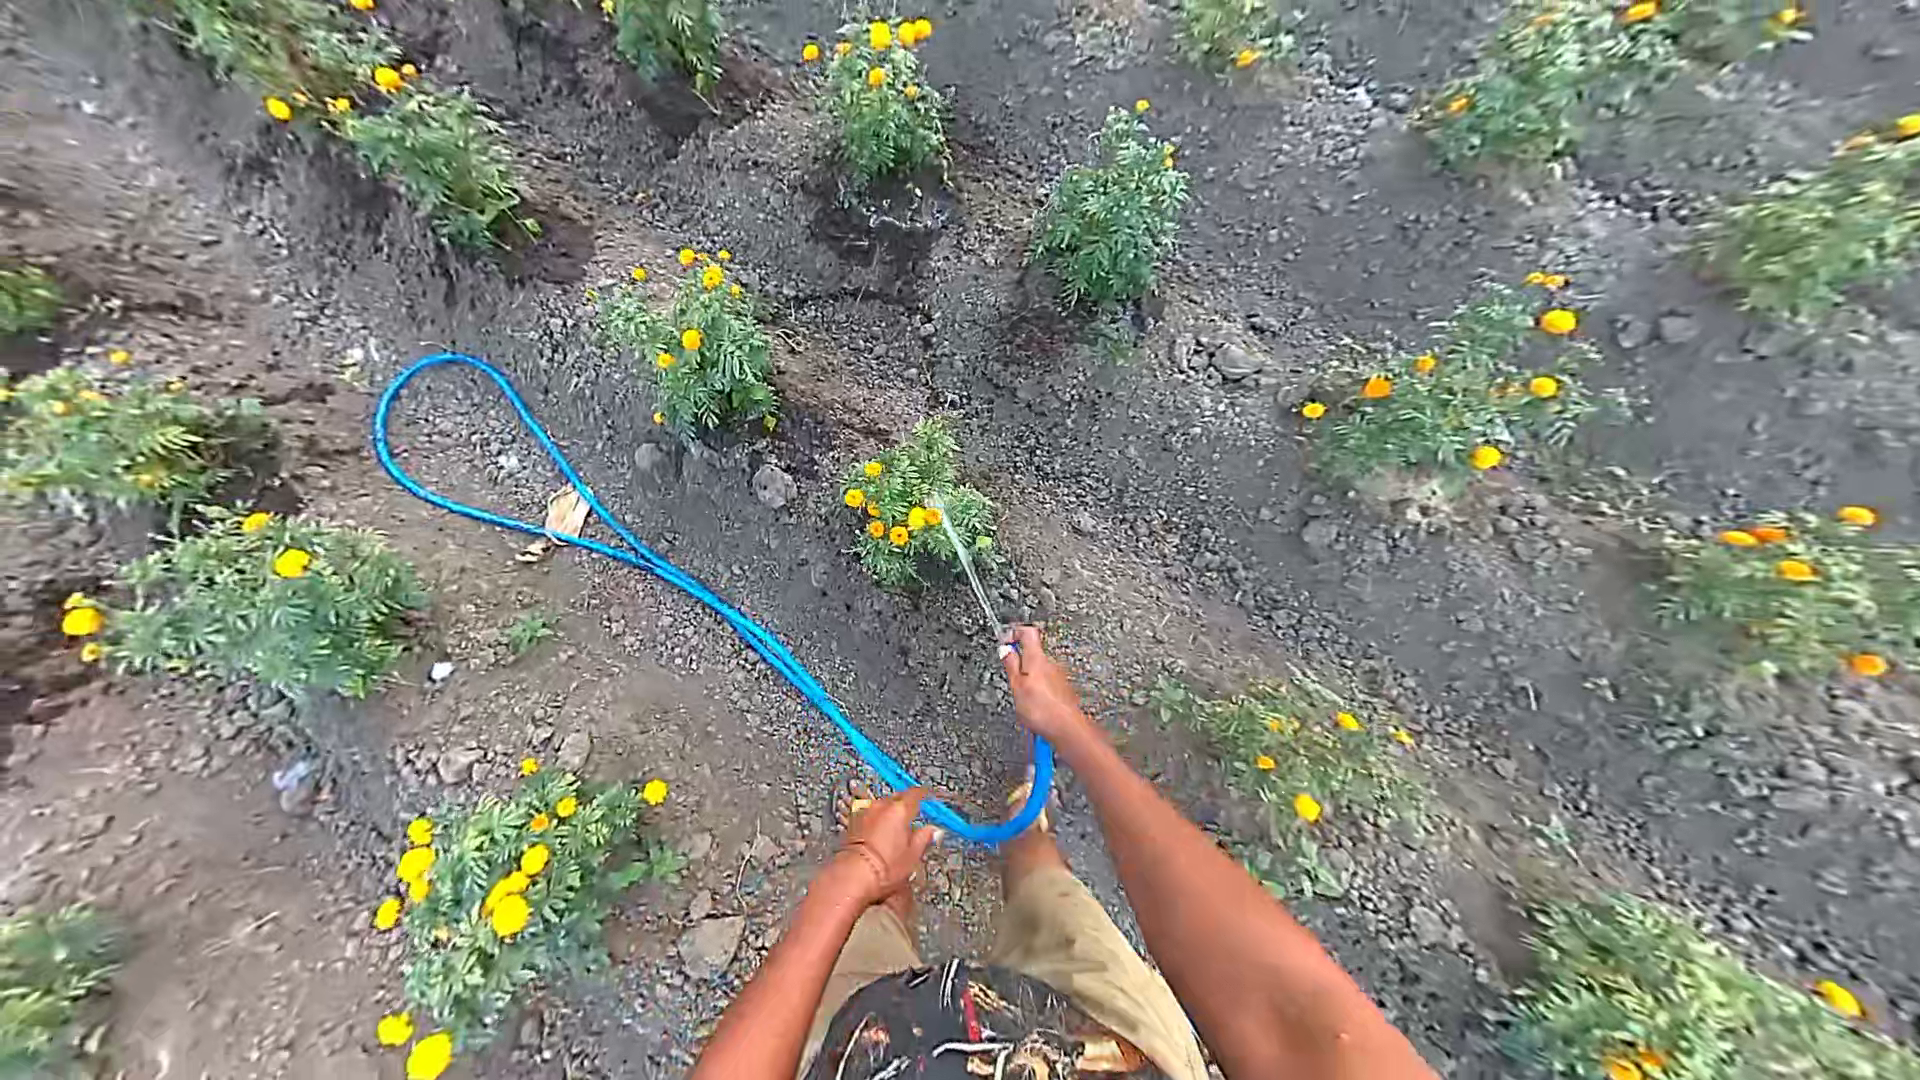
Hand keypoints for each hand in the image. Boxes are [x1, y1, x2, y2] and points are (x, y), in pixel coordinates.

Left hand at [834, 788, 938, 906]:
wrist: (852, 876)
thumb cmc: (883, 868)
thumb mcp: (912, 855)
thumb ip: (924, 837)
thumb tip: (933, 831)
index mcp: (900, 809)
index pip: (916, 793)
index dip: (924, 794)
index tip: (928, 797)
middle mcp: (882, 806)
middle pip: (898, 797)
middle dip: (907, 803)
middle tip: (914, 815)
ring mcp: (866, 812)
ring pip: (883, 805)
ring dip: (891, 812)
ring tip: (896, 829)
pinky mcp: (854, 822)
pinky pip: (871, 814)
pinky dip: (878, 820)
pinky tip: (880, 834)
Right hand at [1000, 625, 1099, 747]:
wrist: (1067, 729)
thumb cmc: (1042, 709)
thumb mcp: (1016, 686)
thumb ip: (1010, 664)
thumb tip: (1005, 649)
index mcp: (1037, 658)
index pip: (1027, 632)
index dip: (1014, 633)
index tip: (1006, 642)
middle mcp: (1051, 663)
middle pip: (1033, 652)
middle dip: (1020, 662)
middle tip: (1012, 677)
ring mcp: (1058, 676)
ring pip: (1040, 670)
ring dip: (1030, 678)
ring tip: (1024, 697)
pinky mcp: (1063, 689)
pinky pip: (1047, 684)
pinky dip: (1039, 690)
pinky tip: (1035, 705)